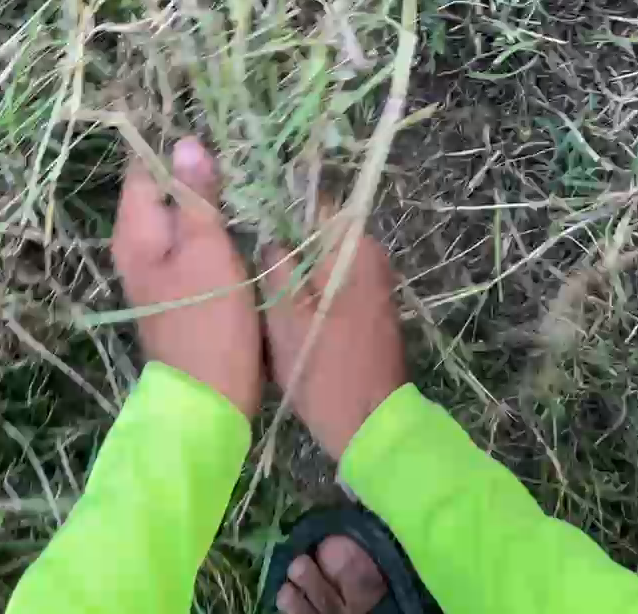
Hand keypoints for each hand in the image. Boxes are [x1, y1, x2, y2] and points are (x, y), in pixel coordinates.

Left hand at [110, 138, 261, 416]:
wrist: (211, 398)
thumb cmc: (208, 320)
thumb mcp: (207, 250)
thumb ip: (196, 196)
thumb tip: (185, 143)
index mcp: (135, 232)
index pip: (144, 167)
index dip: (173, 143)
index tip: (212, 123)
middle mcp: (140, 244)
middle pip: (164, 189)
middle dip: (198, 167)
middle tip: (240, 143)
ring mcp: (161, 265)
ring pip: (183, 214)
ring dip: (211, 195)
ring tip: (248, 169)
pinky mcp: (184, 282)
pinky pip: (196, 238)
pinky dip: (216, 222)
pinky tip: (245, 212)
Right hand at [262, 221, 406, 458]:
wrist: (369, 427)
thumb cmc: (324, 368)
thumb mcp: (286, 316)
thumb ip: (277, 267)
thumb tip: (272, 240)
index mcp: (355, 253)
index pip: (320, 209)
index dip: (288, 218)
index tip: (262, 236)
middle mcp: (372, 262)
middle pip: (322, 241)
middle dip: (292, 253)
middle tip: (262, 276)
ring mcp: (375, 289)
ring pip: (326, 268)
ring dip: (300, 280)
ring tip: (273, 302)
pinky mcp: (371, 314)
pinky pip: (335, 290)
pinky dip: (314, 299)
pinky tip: (293, 323)